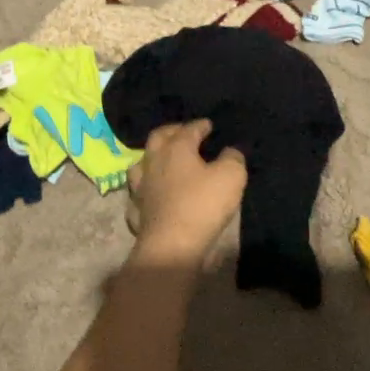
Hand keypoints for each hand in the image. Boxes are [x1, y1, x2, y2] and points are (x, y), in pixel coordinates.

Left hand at [127, 120, 245, 265]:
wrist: (171, 246)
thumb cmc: (202, 205)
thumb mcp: (231, 177)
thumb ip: (232, 158)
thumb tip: (229, 151)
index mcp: (175, 149)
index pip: (188, 129)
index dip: (200, 125)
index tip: (208, 125)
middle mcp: (153, 162)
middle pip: (158, 138)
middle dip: (171, 132)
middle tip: (183, 133)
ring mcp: (140, 188)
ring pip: (140, 165)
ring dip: (151, 159)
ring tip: (162, 161)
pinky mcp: (136, 211)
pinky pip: (138, 195)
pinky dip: (144, 191)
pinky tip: (150, 195)